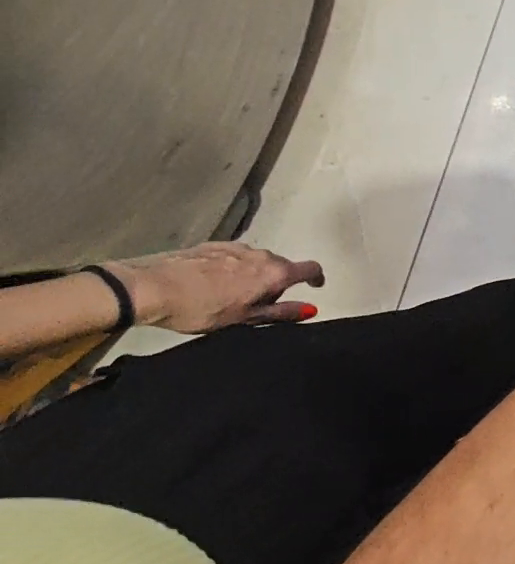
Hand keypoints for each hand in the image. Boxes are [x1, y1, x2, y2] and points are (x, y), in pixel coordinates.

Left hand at [103, 242, 324, 331]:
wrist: (149, 287)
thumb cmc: (201, 309)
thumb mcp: (242, 319)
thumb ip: (279, 312)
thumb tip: (311, 308)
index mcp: (275, 273)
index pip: (310, 269)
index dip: (317, 277)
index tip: (315, 286)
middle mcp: (263, 255)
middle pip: (281, 266)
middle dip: (276, 281)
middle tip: (256, 302)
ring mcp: (237, 247)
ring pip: (256, 261)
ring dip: (252, 274)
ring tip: (229, 293)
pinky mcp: (213, 245)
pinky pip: (233, 256)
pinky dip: (231, 268)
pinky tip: (210, 282)